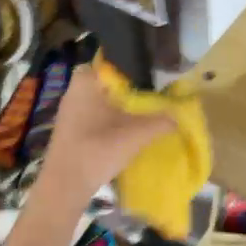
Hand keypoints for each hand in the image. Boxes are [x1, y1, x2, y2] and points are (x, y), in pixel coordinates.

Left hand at [31, 66, 175, 202]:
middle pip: (106, 81)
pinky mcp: (71, 130)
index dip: (131, 64)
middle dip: (128, 87)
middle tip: (152, 93)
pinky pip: (94, 115)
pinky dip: (110, 119)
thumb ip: (162, 121)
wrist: (66, 185)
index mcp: (86, 81)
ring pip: (101, 100)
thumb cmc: (98, 148)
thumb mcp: (138, 133)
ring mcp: (70, 112)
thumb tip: (180, 115)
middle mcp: (74, 91)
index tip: (150, 73)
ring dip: (120, 105)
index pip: (110, 60)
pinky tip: (126, 130)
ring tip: (144, 112)